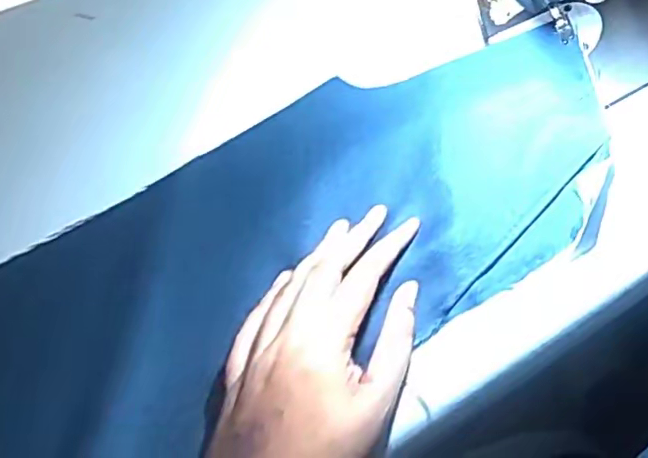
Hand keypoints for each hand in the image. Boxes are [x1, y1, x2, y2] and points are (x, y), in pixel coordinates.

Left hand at [208, 206, 420, 457]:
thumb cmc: (331, 449)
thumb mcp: (378, 400)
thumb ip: (396, 339)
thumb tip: (407, 289)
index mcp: (321, 341)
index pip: (361, 277)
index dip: (388, 246)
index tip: (411, 223)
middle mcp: (284, 337)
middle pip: (321, 273)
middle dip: (353, 239)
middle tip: (377, 213)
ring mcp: (255, 355)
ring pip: (287, 289)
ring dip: (317, 255)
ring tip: (339, 230)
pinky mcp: (236, 375)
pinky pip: (254, 319)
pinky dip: (274, 291)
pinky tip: (284, 278)